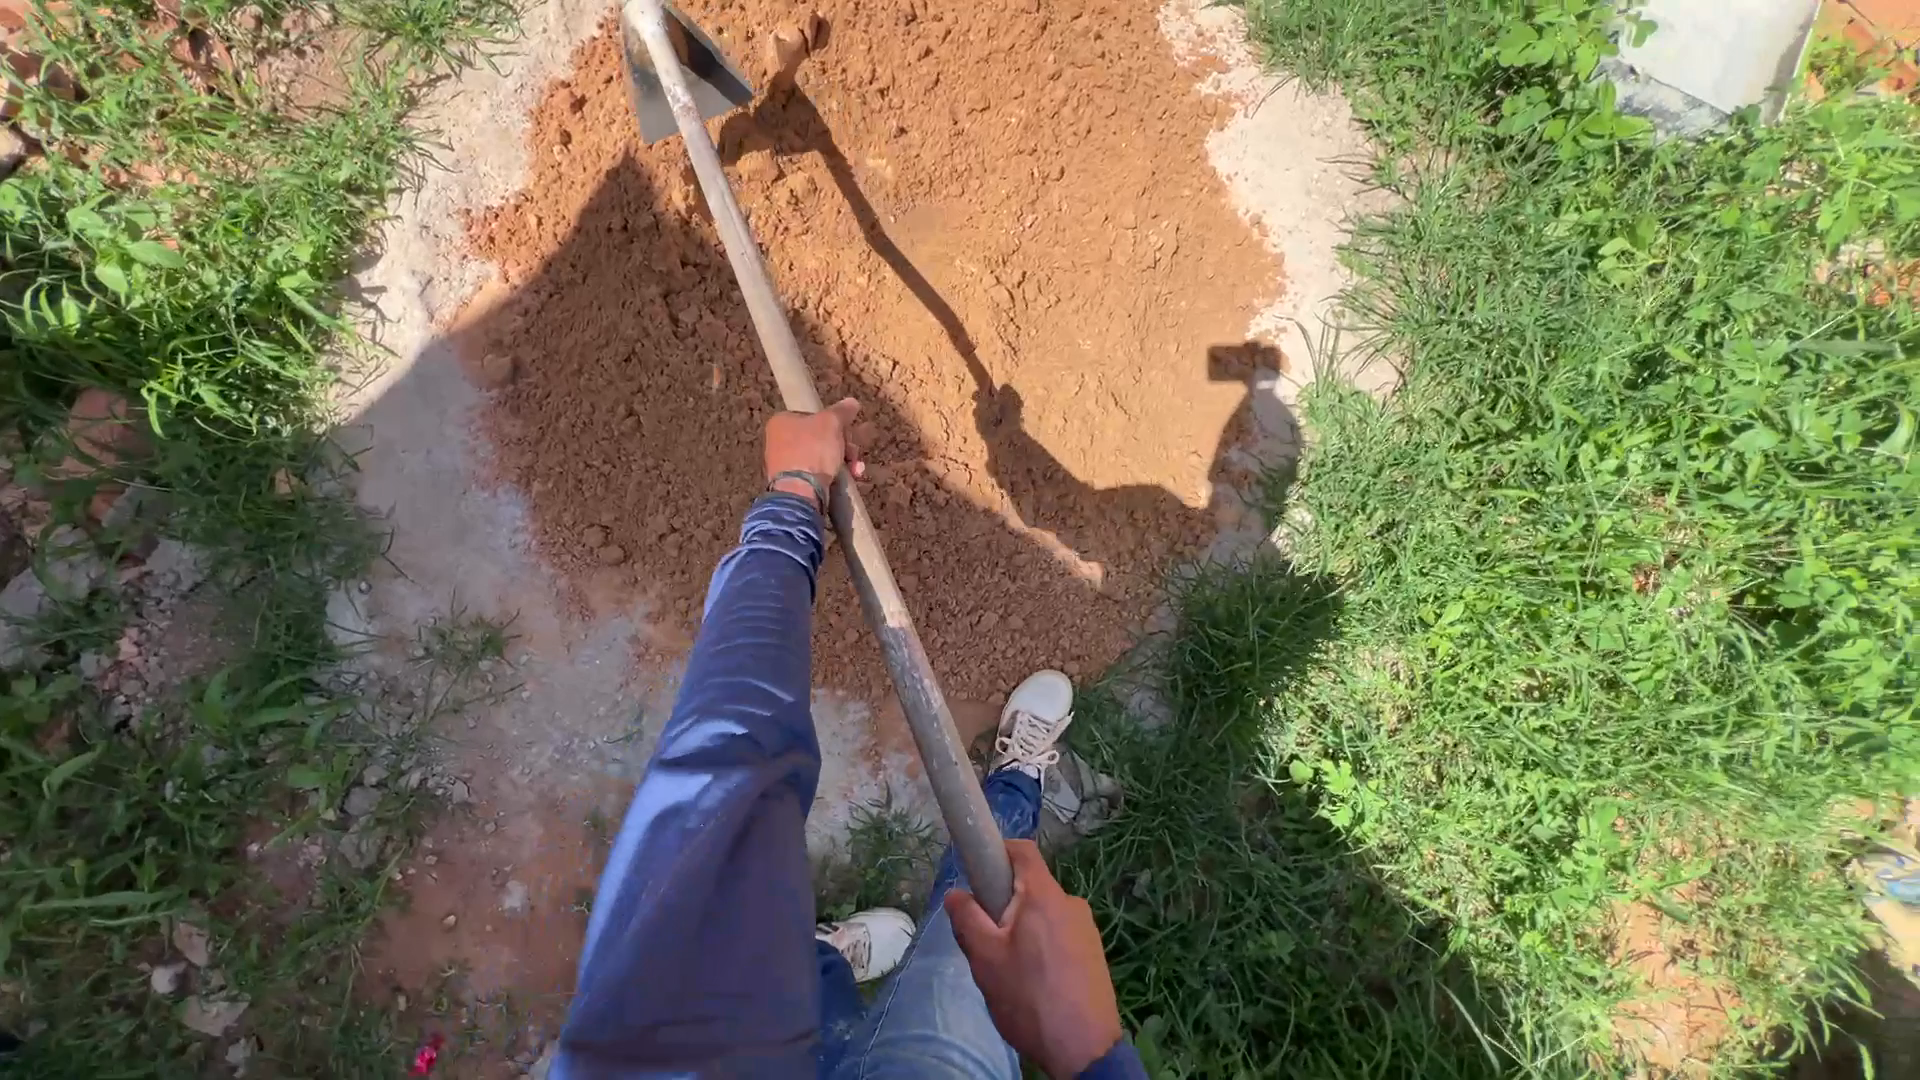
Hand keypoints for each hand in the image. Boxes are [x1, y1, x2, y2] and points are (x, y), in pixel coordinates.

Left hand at [764, 397, 864, 508]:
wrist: (799, 491)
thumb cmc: (812, 450)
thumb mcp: (831, 423)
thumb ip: (842, 411)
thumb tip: (852, 402)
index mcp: (781, 421)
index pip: (814, 416)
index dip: (835, 424)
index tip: (848, 433)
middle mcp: (778, 441)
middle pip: (820, 438)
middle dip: (843, 446)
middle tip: (853, 453)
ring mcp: (784, 464)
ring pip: (822, 457)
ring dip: (843, 461)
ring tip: (857, 470)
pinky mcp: (792, 483)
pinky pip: (817, 473)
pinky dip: (833, 474)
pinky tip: (847, 479)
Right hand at [945, 840, 1123, 1077]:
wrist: (1086, 1051)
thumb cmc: (1030, 998)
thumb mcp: (986, 959)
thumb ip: (967, 919)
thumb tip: (955, 893)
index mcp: (1044, 894)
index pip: (1022, 850)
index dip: (998, 850)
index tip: (978, 872)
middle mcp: (1070, 902)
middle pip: (1031, 885)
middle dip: (1006, 903)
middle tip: (988, 937)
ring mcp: (1086, 927)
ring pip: (1044, 913)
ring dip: (1024, 928)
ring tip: (1011, 968)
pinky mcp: (1094, 952)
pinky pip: (1060, 934)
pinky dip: (1043, 945)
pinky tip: (1035, 982)